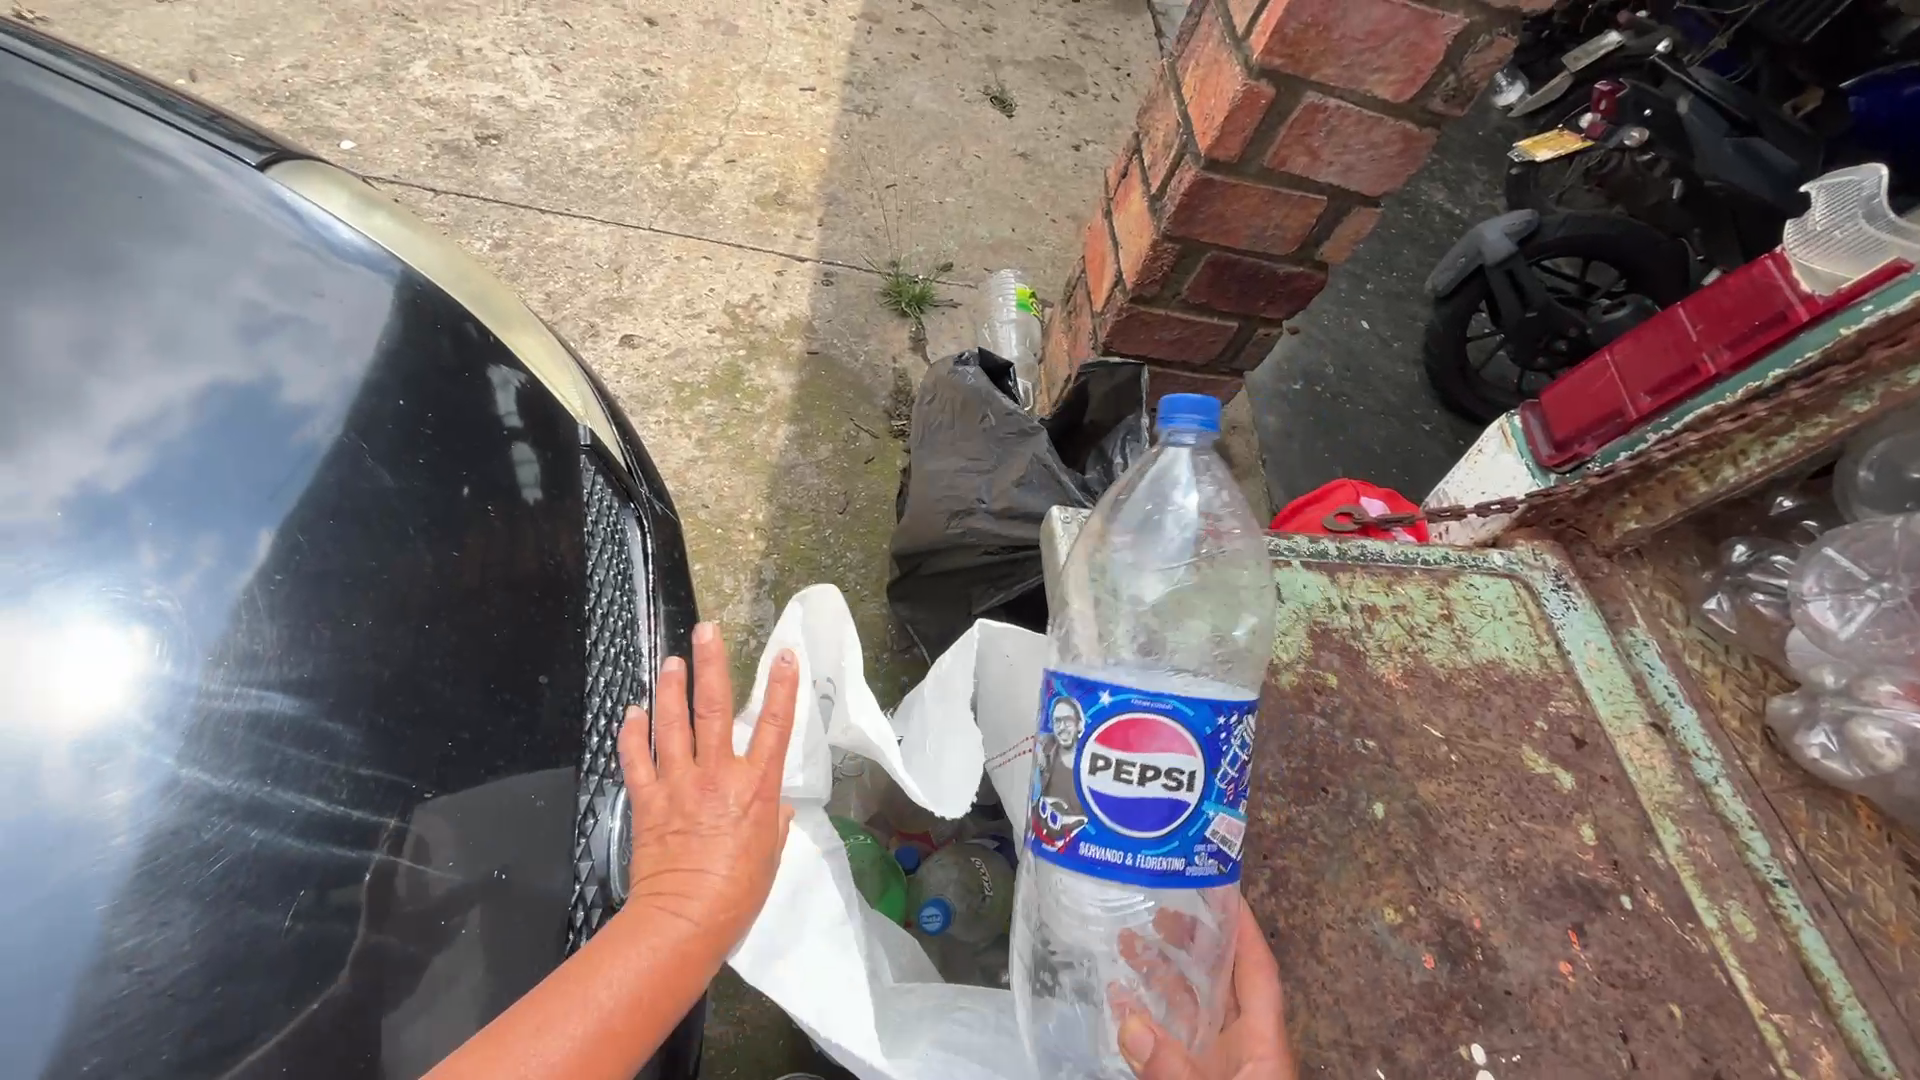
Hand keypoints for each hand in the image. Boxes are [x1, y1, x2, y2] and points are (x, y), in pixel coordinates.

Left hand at [617, 622, 798, 954]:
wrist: (683, 921)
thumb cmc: (739, 892)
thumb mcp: (772, 853)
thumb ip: (774, 821)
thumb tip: (776, 806)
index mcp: (756, 787)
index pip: (775, 726)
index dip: (782, 687)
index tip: (785, 654)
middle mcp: (718, 774)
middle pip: (715, 708)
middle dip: (711, 664)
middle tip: (706, 629)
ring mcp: (679, 784)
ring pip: (672, 724)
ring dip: (671, 688)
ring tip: (671, 660)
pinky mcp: (647, 800)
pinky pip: (637, 758)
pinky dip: (633, 732)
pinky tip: (632, 710)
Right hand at [1115, 896, 1297, 1079]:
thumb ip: (1174, 1069)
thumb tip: (1129, 1024)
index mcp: (1264, 1042)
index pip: (1257, 969)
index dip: (1242, 925)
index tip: (1218, 887)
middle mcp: (1243, 1045)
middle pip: (1220, 979)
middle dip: (1190, 940)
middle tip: (1156, 909)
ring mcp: (1219, 1064)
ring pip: (1191, 1005)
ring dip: (1161, 972)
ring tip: (1126, 940)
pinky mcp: (1195, 1077)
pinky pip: (1170, 1039)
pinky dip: (1145, 1016)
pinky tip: (1118, 997)